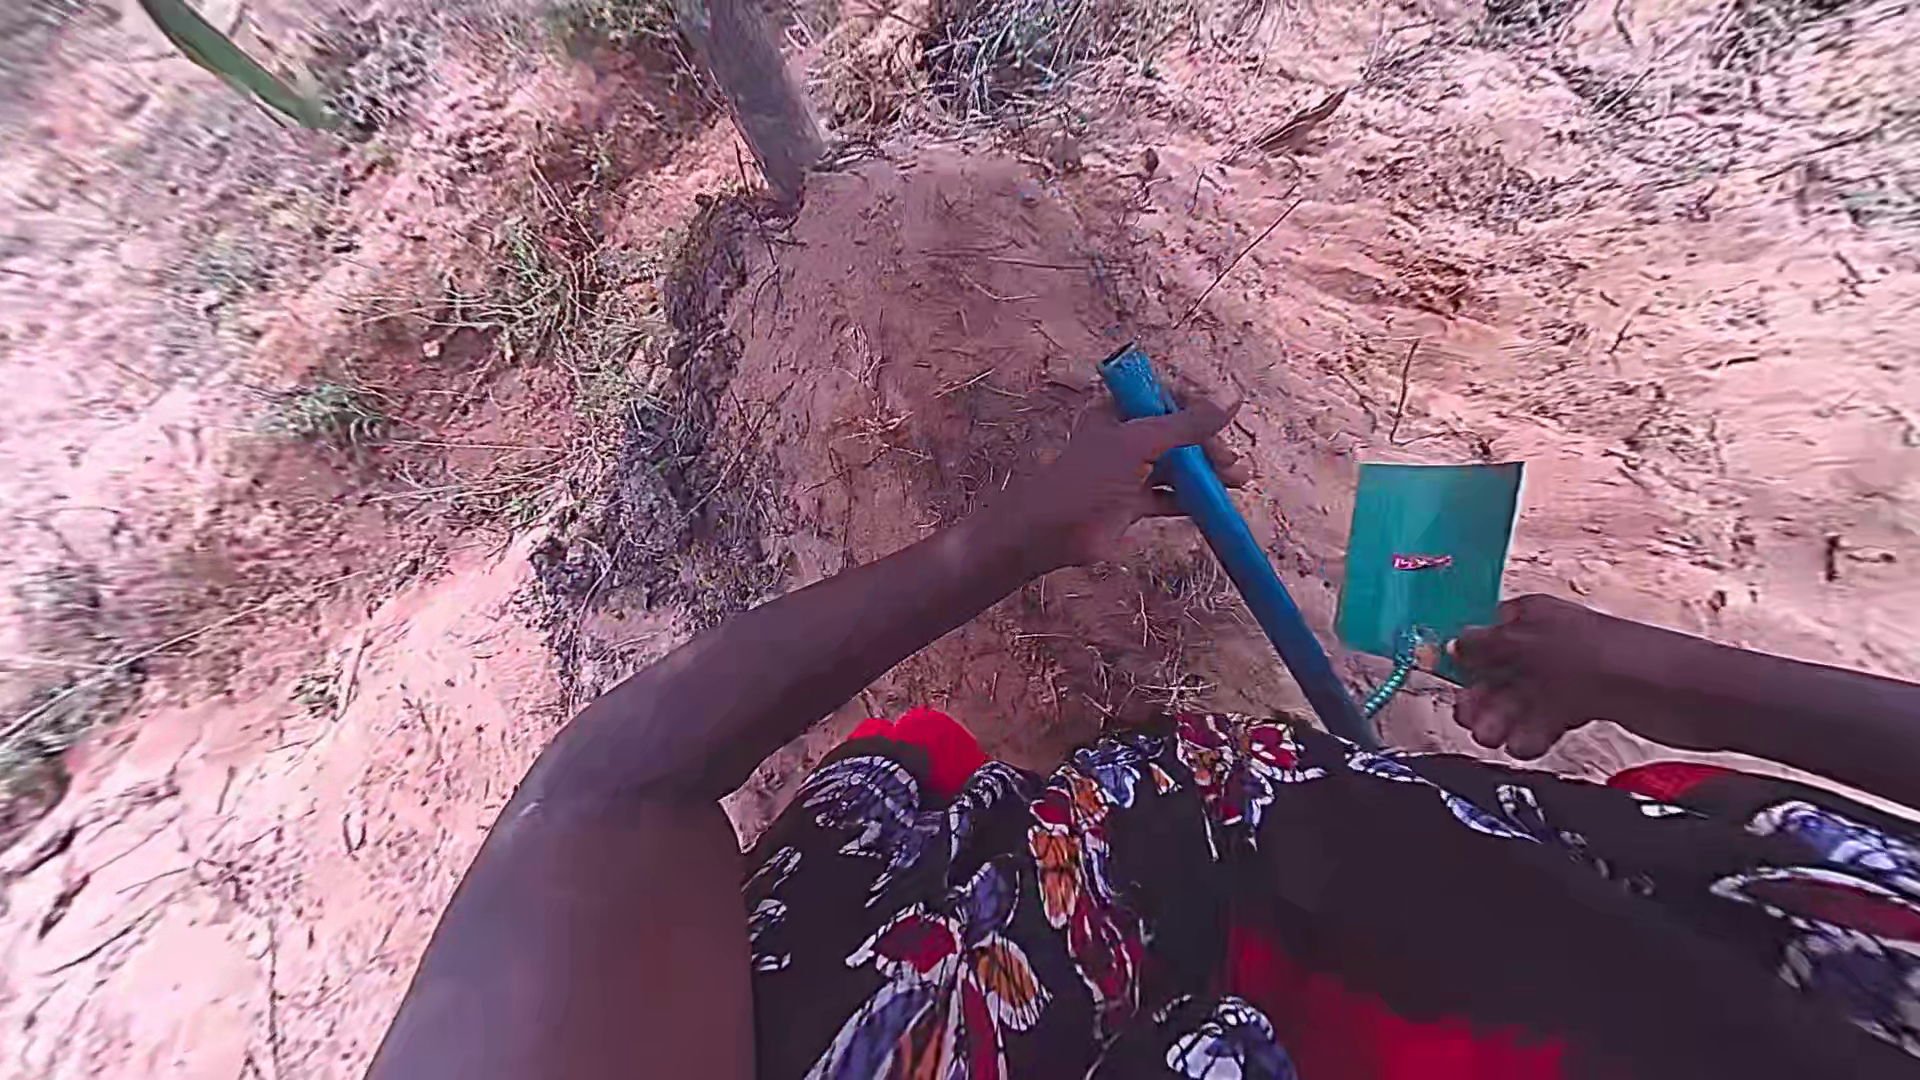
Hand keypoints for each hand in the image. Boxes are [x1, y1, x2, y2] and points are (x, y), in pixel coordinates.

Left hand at [990, 395, 1247, 572]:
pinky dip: (1192, 499)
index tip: (1219, 422)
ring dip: (1206, 473)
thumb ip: (1186, 424)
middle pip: (1175, 435)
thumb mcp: (1139, 443)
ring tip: (1237, 480)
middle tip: (1229, 462)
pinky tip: (1215, 503)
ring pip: (1175, 467)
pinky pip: (1168, 497)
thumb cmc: (1089, 478)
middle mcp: (1123, 440)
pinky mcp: (1131, 505)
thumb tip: (1232, 400)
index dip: (1194, 408)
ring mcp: (1127, 473)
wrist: (1053, 531)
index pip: (1164, 399)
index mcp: (1116, 413)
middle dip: (1207, 445)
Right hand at [1449, 594, 1698, 758]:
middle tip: (1469, 722)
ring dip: (1503, 719)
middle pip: (1499, 670)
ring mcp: (1568, 672)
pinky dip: (1534, 731)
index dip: (1463, 656)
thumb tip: (1452, 646)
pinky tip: (1523, 748)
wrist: (1689, 694)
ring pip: (1521, 696)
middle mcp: (1545, 641)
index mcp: (1530, 616)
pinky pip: (1550, 715)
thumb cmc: (1602, 657)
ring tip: (1491, 741)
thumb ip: (1485, 646)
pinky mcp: (1589, 701)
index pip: (1483, 633)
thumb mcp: (1530, 646)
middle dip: (1482, 698)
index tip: (1447, 678)